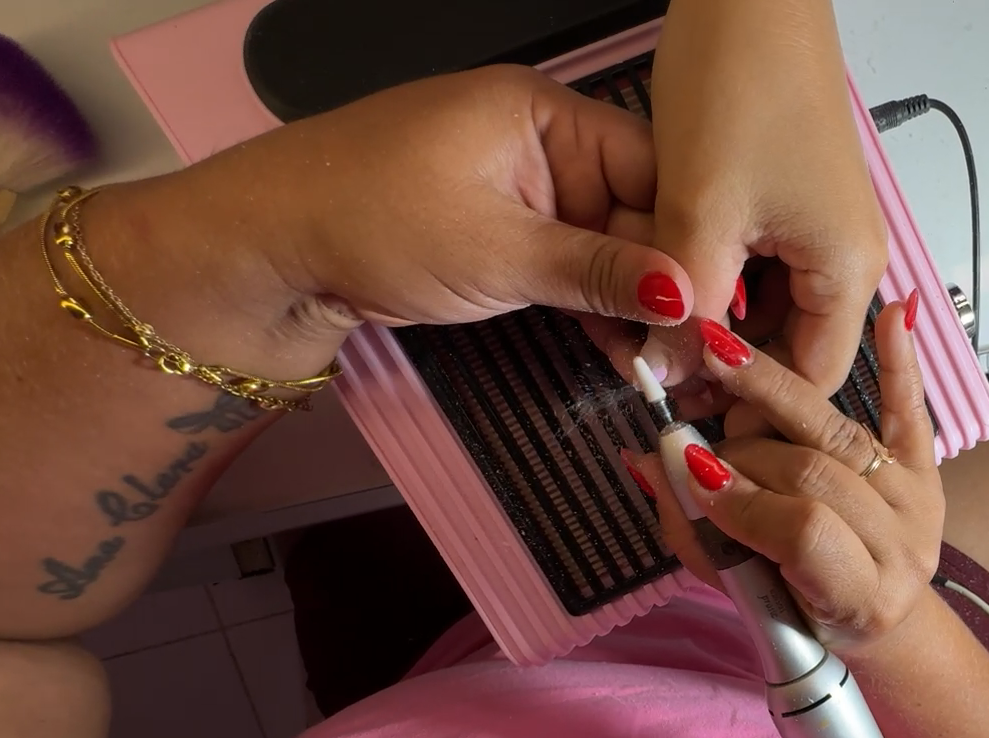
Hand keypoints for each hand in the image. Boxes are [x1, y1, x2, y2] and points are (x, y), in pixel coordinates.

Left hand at [128, 65, 694, 381]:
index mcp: (547, 118)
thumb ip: (602, 272)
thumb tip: (692, 298)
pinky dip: (607, 318)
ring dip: (641, 314)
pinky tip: (627, 357)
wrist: (267, 257)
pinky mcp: (526, 243)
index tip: (721, 306)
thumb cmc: (371, 224)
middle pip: (644, 221)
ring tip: (661, 368)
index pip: (655, 173)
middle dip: (669, 290)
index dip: (692, 238)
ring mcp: (540, 200)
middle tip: (693, 355)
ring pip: (621, 258)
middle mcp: (553, 151)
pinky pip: (589, 278)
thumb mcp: (499, 250)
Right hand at [629, 302, 939, 652]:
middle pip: (819, 473)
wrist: (882, 617)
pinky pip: (912, 412)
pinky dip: (900, 363)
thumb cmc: (808, 616)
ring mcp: (920, 502)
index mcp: (866, 594)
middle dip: (746, 453)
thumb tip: (653, 463)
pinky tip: (891, 314)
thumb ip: (702, 541)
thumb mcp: (751, 599)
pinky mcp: (927, 468)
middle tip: (701, 444)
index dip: (745, 501)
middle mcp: (906, 545)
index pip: (806, 530)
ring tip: (725, 364)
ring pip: (841, 436)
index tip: (693, 474)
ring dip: (777, 396)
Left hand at [645, 0, 886, 397]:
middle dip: (735, 369)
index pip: (814, 379)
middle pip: (798, 350)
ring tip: (665, 336)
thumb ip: (684, 303)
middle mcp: (850, 261)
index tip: (704, 423)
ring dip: (723, 328)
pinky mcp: (800, 212)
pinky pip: (768, 275)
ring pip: (776, 315)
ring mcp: (828, 236)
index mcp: (849, 272)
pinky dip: (726, 289)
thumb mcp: (701, 209)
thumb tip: (666, 367)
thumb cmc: (743, 79)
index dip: (759, 409)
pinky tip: (684, 288)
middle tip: (671, 381)